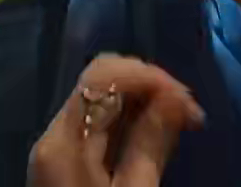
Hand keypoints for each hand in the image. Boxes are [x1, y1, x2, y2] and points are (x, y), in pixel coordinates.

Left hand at [27, 55, 202, 186]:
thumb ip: (151, 142)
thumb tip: (175, 96)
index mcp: (63, 141)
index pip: (104, 75)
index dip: (148, 75)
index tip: (186, 100)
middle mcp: (54, 135)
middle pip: (100, 81)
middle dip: (147, 84)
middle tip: (186, 110)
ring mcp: (56, 150)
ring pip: (101, 99)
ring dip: (141, 100)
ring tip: (178, 120)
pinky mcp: (64, 165)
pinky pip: (98, 125)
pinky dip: (128, 120)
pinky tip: (155, 135)